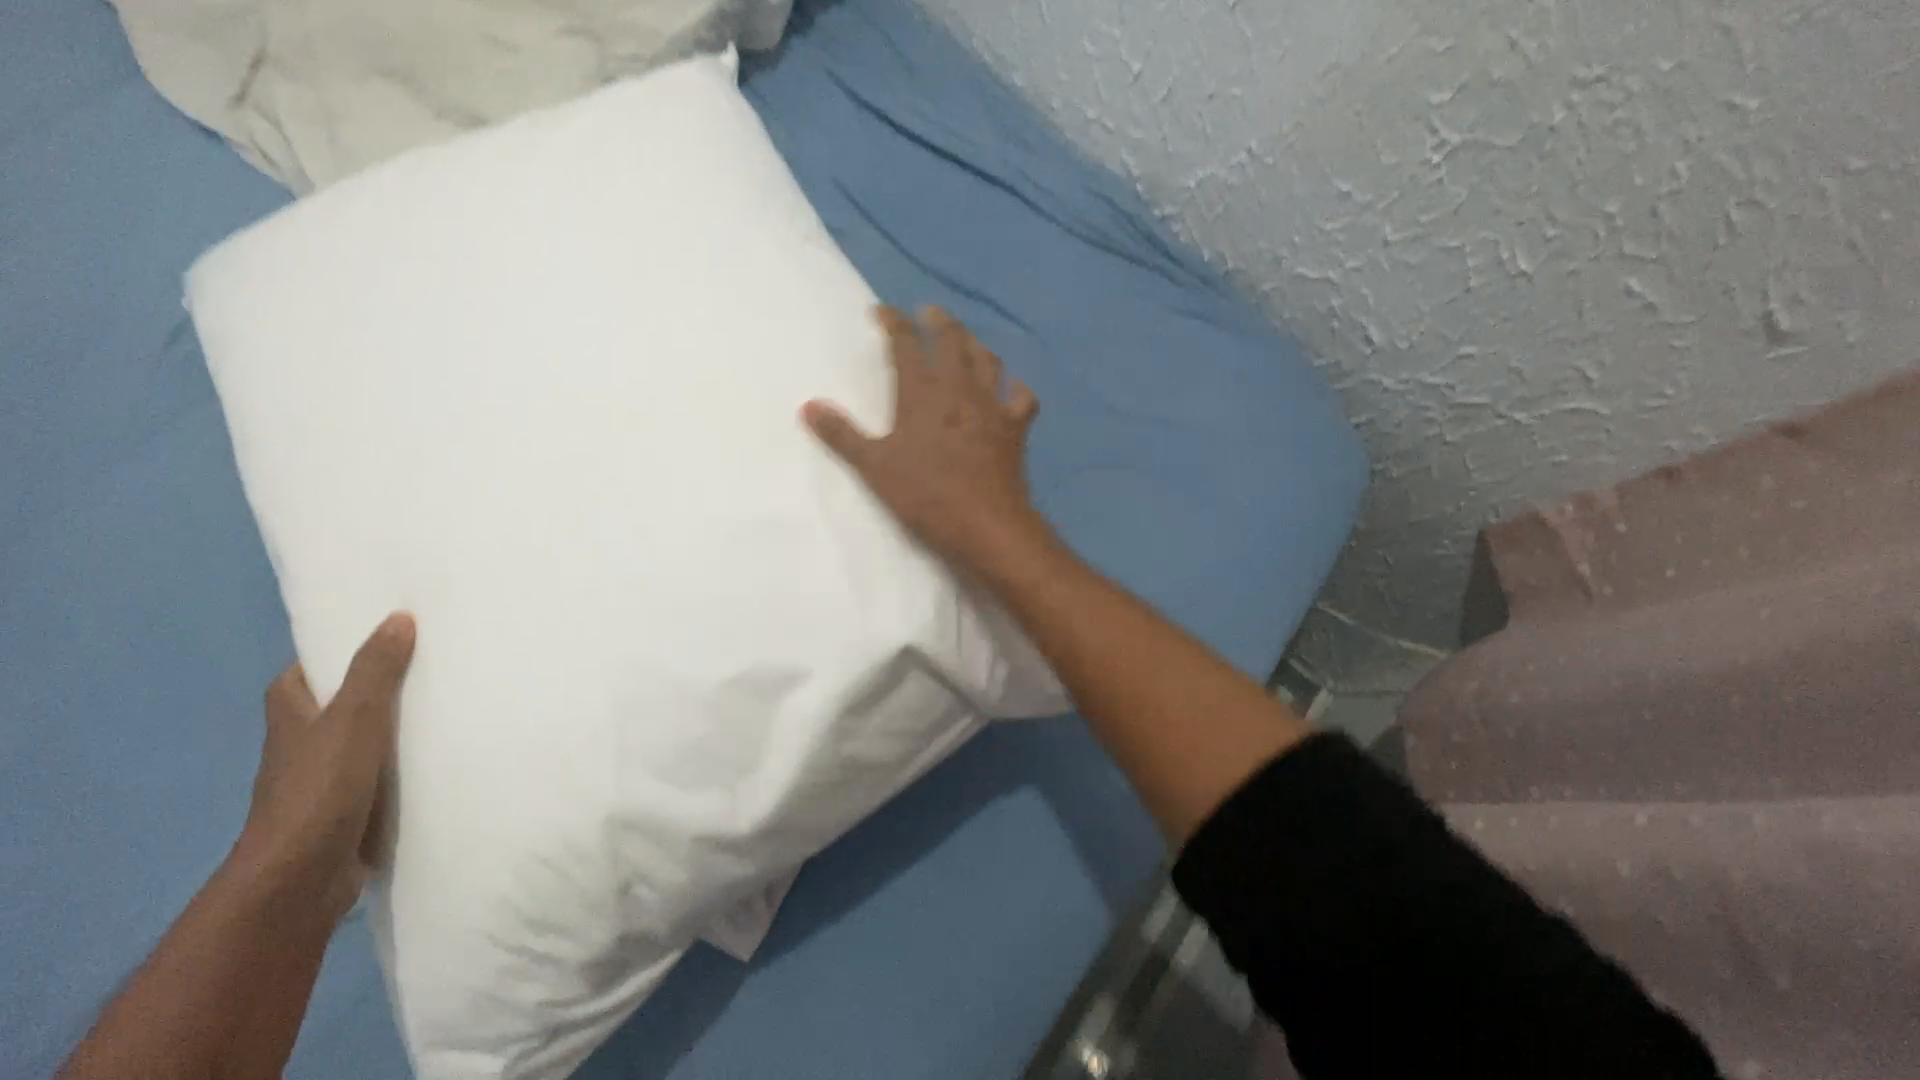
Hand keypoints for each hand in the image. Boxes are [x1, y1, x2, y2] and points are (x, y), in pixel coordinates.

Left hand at [236, 613, 415, 920]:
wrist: (300, 879)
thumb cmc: (319, 790)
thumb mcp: (354, 720)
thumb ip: (375, 671)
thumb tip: (398, 617)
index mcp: (291, 719)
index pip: (298, 676)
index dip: (327, 656)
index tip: (373, 640)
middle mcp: (299, 749)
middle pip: (332, 709)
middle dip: (369, 693)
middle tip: (423, 670)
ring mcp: (319, 787)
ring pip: (356, 748)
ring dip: (387, 736)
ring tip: (441, 714)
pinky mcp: (343, 818)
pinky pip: (374, 784)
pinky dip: (397, 774)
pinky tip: (433, 768)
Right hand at [804, 306, 1052, 575]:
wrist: (985, 524)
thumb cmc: (925, 495)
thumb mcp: (874, 467)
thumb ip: (842, 435)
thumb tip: (809, 406)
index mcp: (922, 393)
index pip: (905, 344)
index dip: (893, 323)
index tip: (882, 311)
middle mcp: (960, 389)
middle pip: (952, 341)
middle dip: (939, 321)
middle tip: (930, 311)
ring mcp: (993, 406)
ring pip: (988, 361)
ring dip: (976, 345)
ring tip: (967, 340)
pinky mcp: (1016, 429)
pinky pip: (1022, 399)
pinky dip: (1017, 389)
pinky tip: (1013, 389)